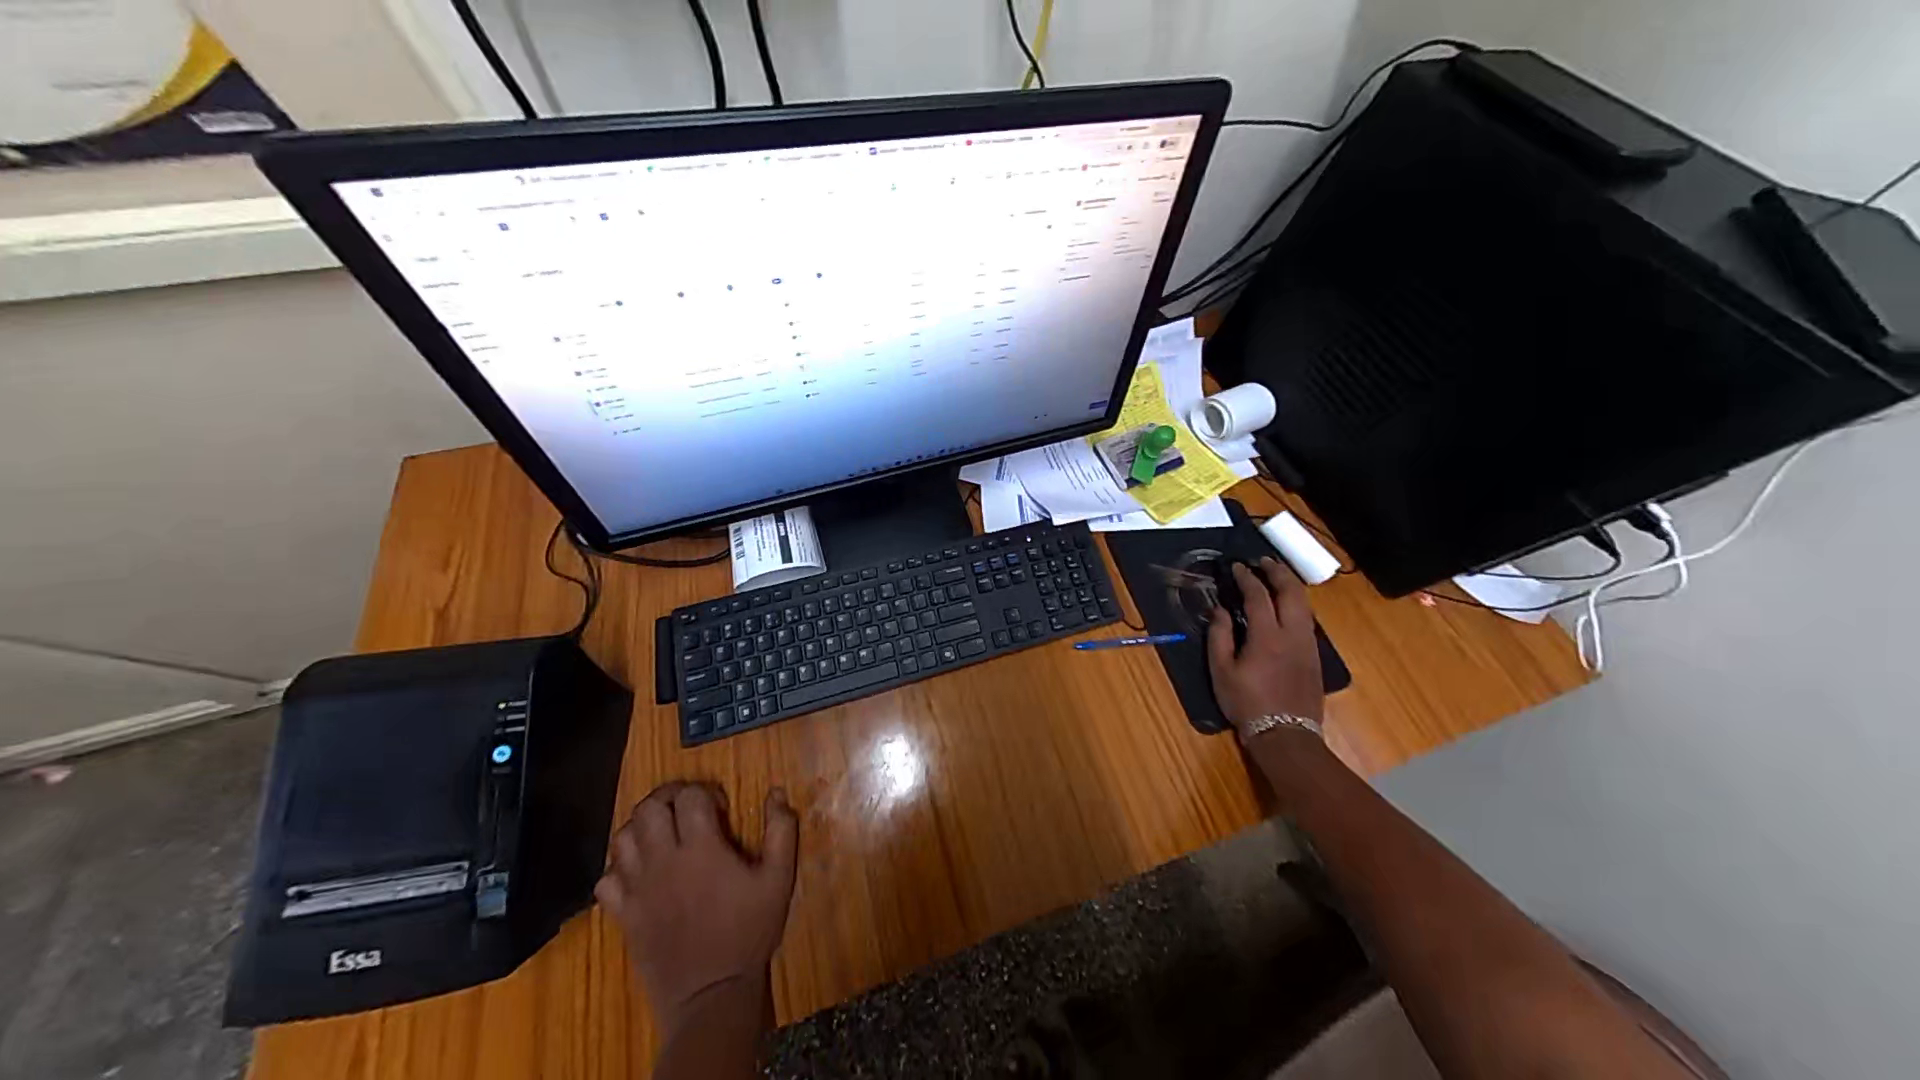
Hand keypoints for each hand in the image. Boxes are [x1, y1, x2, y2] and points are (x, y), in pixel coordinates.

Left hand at [595, 782, 798, 1032]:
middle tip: (687, 809)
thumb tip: (776, 793)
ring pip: (622, 837)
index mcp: (701, 849)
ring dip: (642, 827)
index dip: (705, 792)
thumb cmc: (748, 933)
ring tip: (663, 835)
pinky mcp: (623, 914)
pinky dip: (619, 868)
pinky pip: (605, 879)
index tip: (720, 808)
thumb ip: (780, 832)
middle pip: (649, 808)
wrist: (711, 993)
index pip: (690, 796)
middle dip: (668, 798)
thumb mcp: (778, 880)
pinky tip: (640, 873)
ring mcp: (638, 888)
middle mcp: (663, 861)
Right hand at [1206, 557, 1324, 731]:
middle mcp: (1293, 634)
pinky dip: (1296, 603)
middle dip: (1277, 572)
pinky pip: (1308, 619)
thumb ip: (1219, 636)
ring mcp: (1308, 644)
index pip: (1259, 596)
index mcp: (1267, 637)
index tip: (1236, 568)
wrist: (1286, 735)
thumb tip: (1221, 610)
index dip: (1247, 578)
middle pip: (1291, 592)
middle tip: (1262, 561)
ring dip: (1290, 585)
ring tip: (1275, 577)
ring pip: (1305, 604)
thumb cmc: (1247, 703)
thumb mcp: (1221, 671)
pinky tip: (1286, 606)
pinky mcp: (1315, 655)